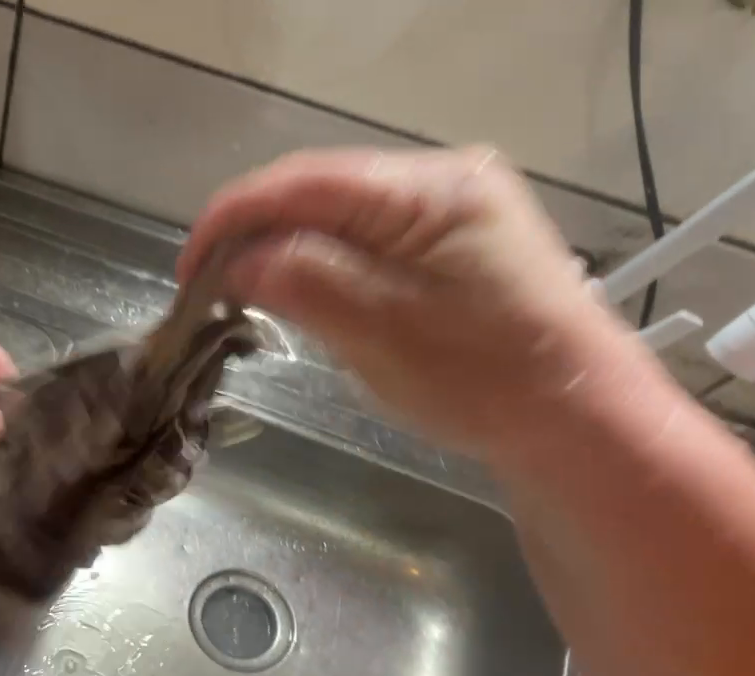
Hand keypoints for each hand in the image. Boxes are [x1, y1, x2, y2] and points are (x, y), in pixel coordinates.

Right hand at [180, 146, 667, 460]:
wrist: (568, 416)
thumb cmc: (480, 380)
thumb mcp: (380, 332)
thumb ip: (304, 282)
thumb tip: (235, 261)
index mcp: (432, 190)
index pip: (306, 181)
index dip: (233, 218)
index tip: (186, 271)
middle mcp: (440, 180)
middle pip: (316, 190)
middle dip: (250, 234)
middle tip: (205, 290)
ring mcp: (443, 209)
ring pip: (331, 214)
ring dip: (276, 249)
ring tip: (236, 293)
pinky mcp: (441, 242)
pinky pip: (356, 236)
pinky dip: (310, 261)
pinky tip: (289, 290)